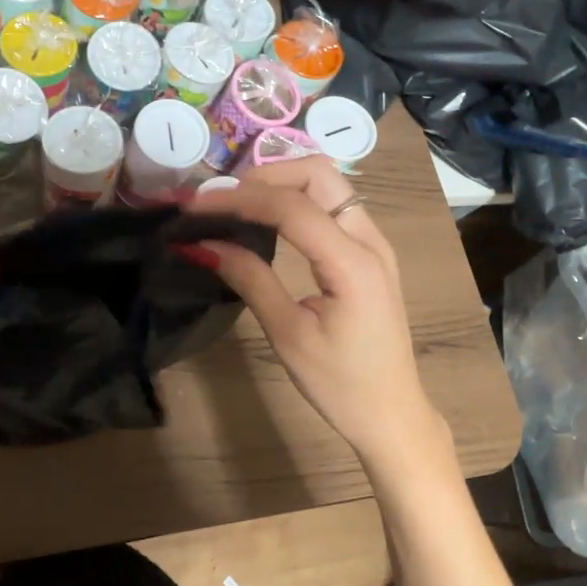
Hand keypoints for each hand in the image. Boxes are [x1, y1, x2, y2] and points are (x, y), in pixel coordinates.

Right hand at [189, 156, 447, 462]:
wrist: (391, 413)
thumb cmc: (339, 384)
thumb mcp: (288, 335)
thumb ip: (249, 279)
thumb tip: (204, 244)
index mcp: (353, 263)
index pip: (291, 207)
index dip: (238, 199)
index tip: (194, 206)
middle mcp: (370, 239)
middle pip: (317, 173)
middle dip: (263, 176)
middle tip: (219, 200)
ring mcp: (374, 241)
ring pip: (327, 182)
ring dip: (279, 182)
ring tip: (235, 204)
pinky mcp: (369, 250)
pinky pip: (332, 203)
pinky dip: (295, 198)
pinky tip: (265, 218)